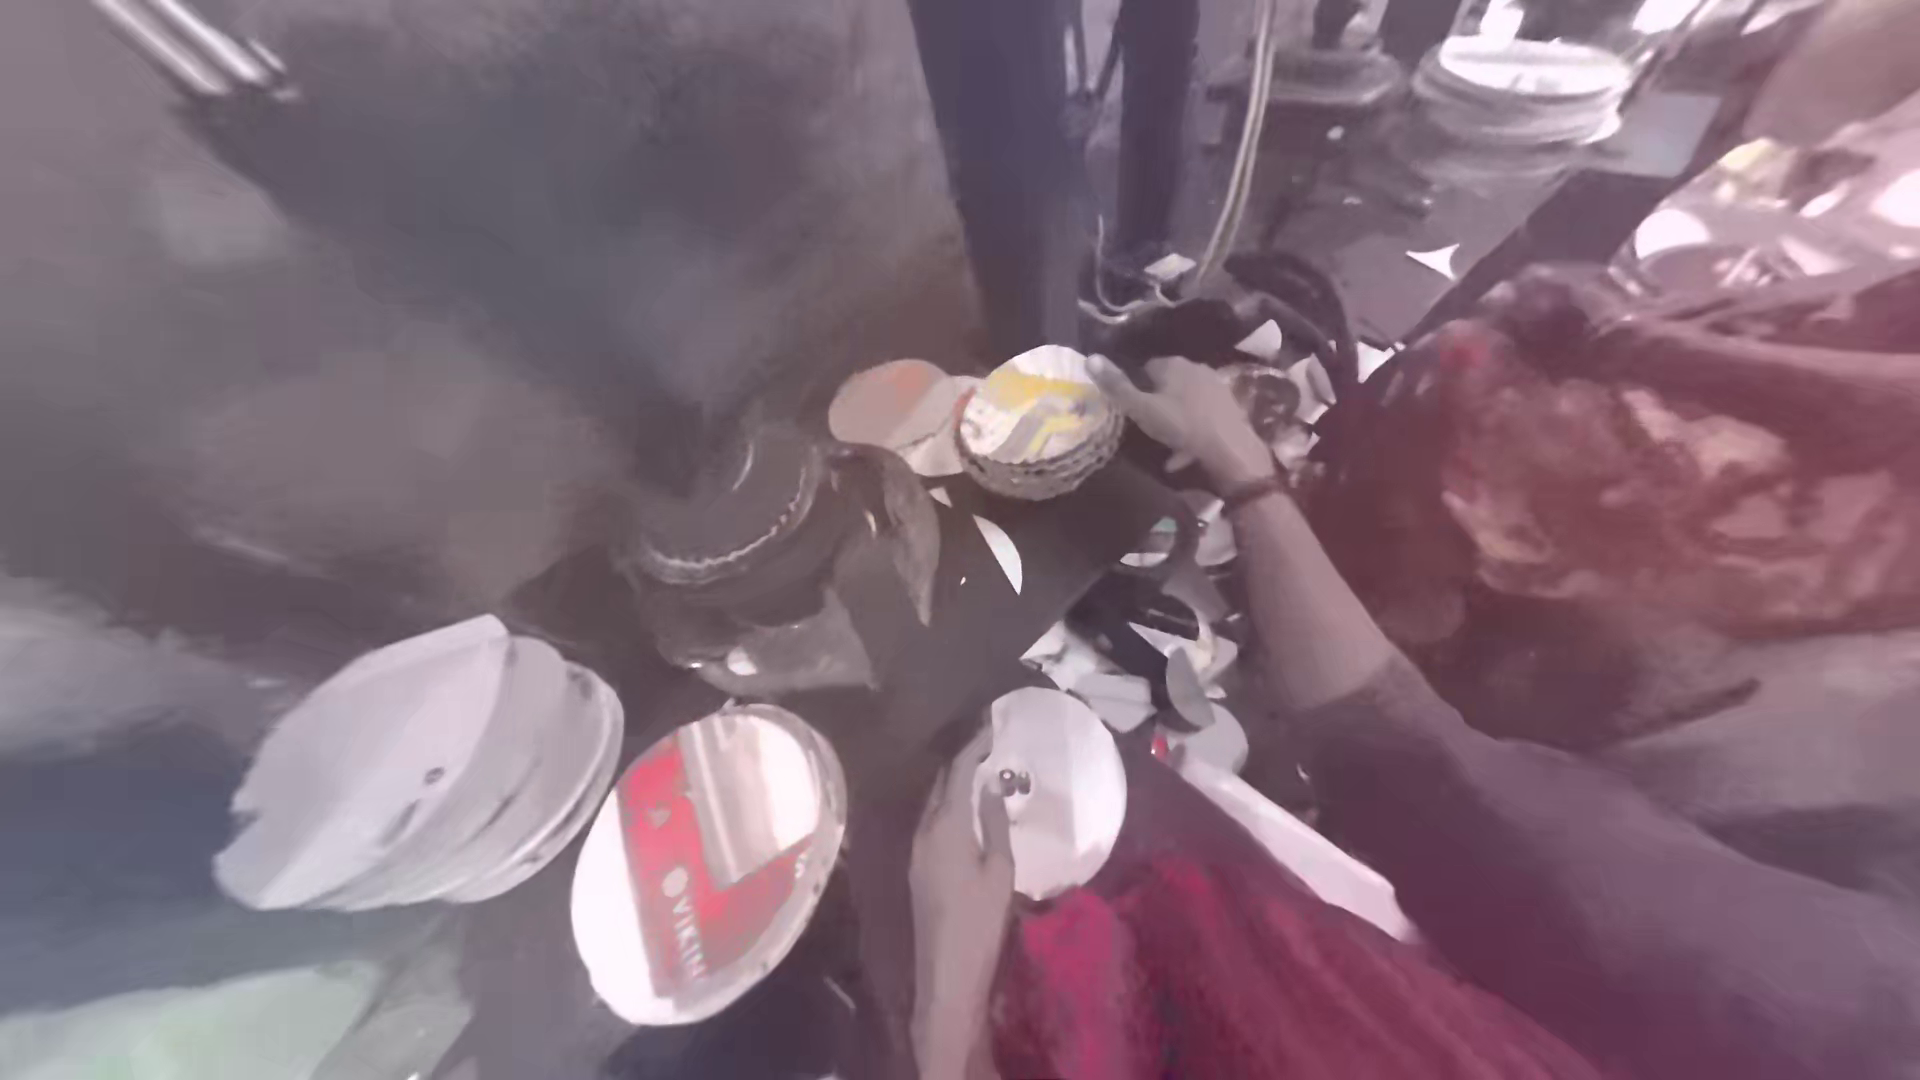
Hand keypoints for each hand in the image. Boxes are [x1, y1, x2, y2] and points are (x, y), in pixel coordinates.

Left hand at [911, 724, 1012, 1079]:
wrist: (946, 974)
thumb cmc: (980, 920)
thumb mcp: (1000, 869)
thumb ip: (994, 822)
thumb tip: (990, 784)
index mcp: (946, 825)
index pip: (958, 771)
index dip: (973, 745)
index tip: (991, 726)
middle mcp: (924, 828)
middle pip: (941, 782)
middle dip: (962, 759)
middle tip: (988, 746)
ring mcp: (916, 847)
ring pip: (934, 800)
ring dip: (953, 781)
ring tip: (980, 770)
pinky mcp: (916, 864)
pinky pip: (931, 818)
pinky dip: (948, 802)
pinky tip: (965, 807)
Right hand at [1089, 354, 1274, 486]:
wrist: (1229, 448)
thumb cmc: (1180, 425)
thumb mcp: (1141, 408)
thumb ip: (1116, 386)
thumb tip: (1090, 358)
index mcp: (1173, 365)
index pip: (1146, 367)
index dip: (1136, 387)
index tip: (1131, 408)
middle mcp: (1196, 368)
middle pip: (1167, 384)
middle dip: (1156, 402)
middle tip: (1146, 426)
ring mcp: (1214, 387)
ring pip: (1184, 401)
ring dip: (1173, 418)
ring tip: (1164, 443)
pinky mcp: (1227, 406)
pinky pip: (1199, 416)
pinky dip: (1190, 430)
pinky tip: (1183, 453)